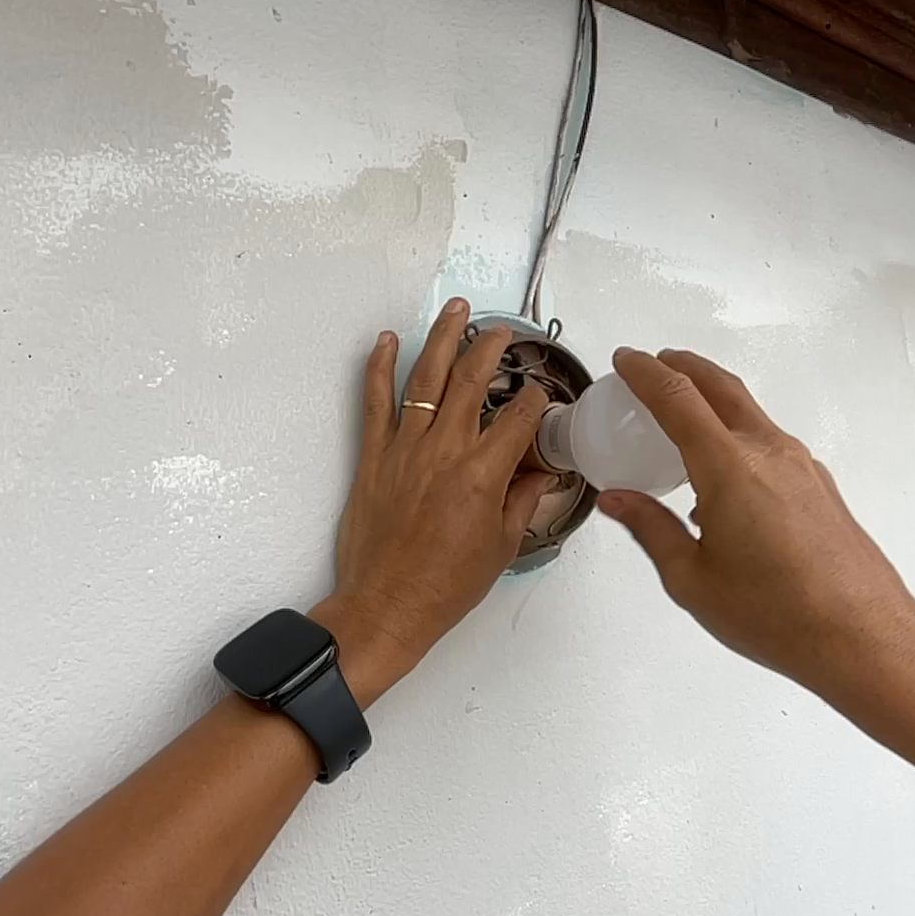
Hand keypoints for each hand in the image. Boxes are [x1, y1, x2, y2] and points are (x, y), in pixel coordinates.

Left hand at [314, 299, 554, 701]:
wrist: (388, 605)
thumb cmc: (446, 585)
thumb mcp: (502, 547)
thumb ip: (522, 501)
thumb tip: (539, 474)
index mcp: (483, 475)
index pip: (519, 418)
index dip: (536, 401)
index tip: (540, 394)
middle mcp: (445, 451)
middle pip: (473, 381)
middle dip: (491, 347)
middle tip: (502, 329)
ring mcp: (405, 449)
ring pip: (427, 380)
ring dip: (443, 339)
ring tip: (455, 310)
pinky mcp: (374, 457)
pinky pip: (375, 403)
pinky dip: (380, 368)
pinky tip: (387, 341)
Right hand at [595, 348, 914, 703]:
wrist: (866, 641)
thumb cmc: (778, 616)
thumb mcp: (691, 578)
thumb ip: (650, 528)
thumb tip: (617, 500)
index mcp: (729, 469)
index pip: (677, 399)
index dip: (645, 373)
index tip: (625, 360)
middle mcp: (768, 454)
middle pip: (720, 386)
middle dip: (682, 367)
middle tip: (653, 363)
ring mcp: (800, 466)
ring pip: (747, 411)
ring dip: (710, 398)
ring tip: (680, 414)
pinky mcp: (817, 484)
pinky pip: (767, 441)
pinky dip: (735, 433)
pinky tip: (720, 473)